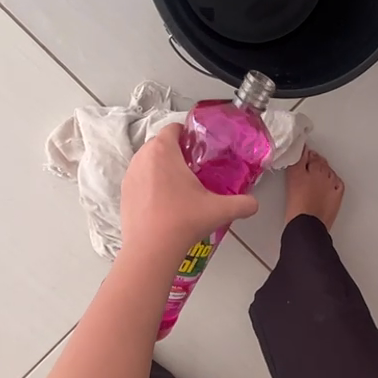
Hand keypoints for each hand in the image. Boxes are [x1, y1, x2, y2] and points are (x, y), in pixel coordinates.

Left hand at [120, 124, 257, 263]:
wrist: (151, 249)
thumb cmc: (183, 222)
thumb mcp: (220, 210)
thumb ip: (242, 204)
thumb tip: (254, 204)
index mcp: (163, 150)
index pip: (174, 128)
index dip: (188, 136)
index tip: (199, 150)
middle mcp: (142, 157)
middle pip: (161, 144)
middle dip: (176, 153)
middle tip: (193, 171)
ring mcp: (130, 175)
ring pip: (148, 162)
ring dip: (162, 169)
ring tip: (179, 188)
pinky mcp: (124, 192)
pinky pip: (140, 180)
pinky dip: (150, 185)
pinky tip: (164, 203)